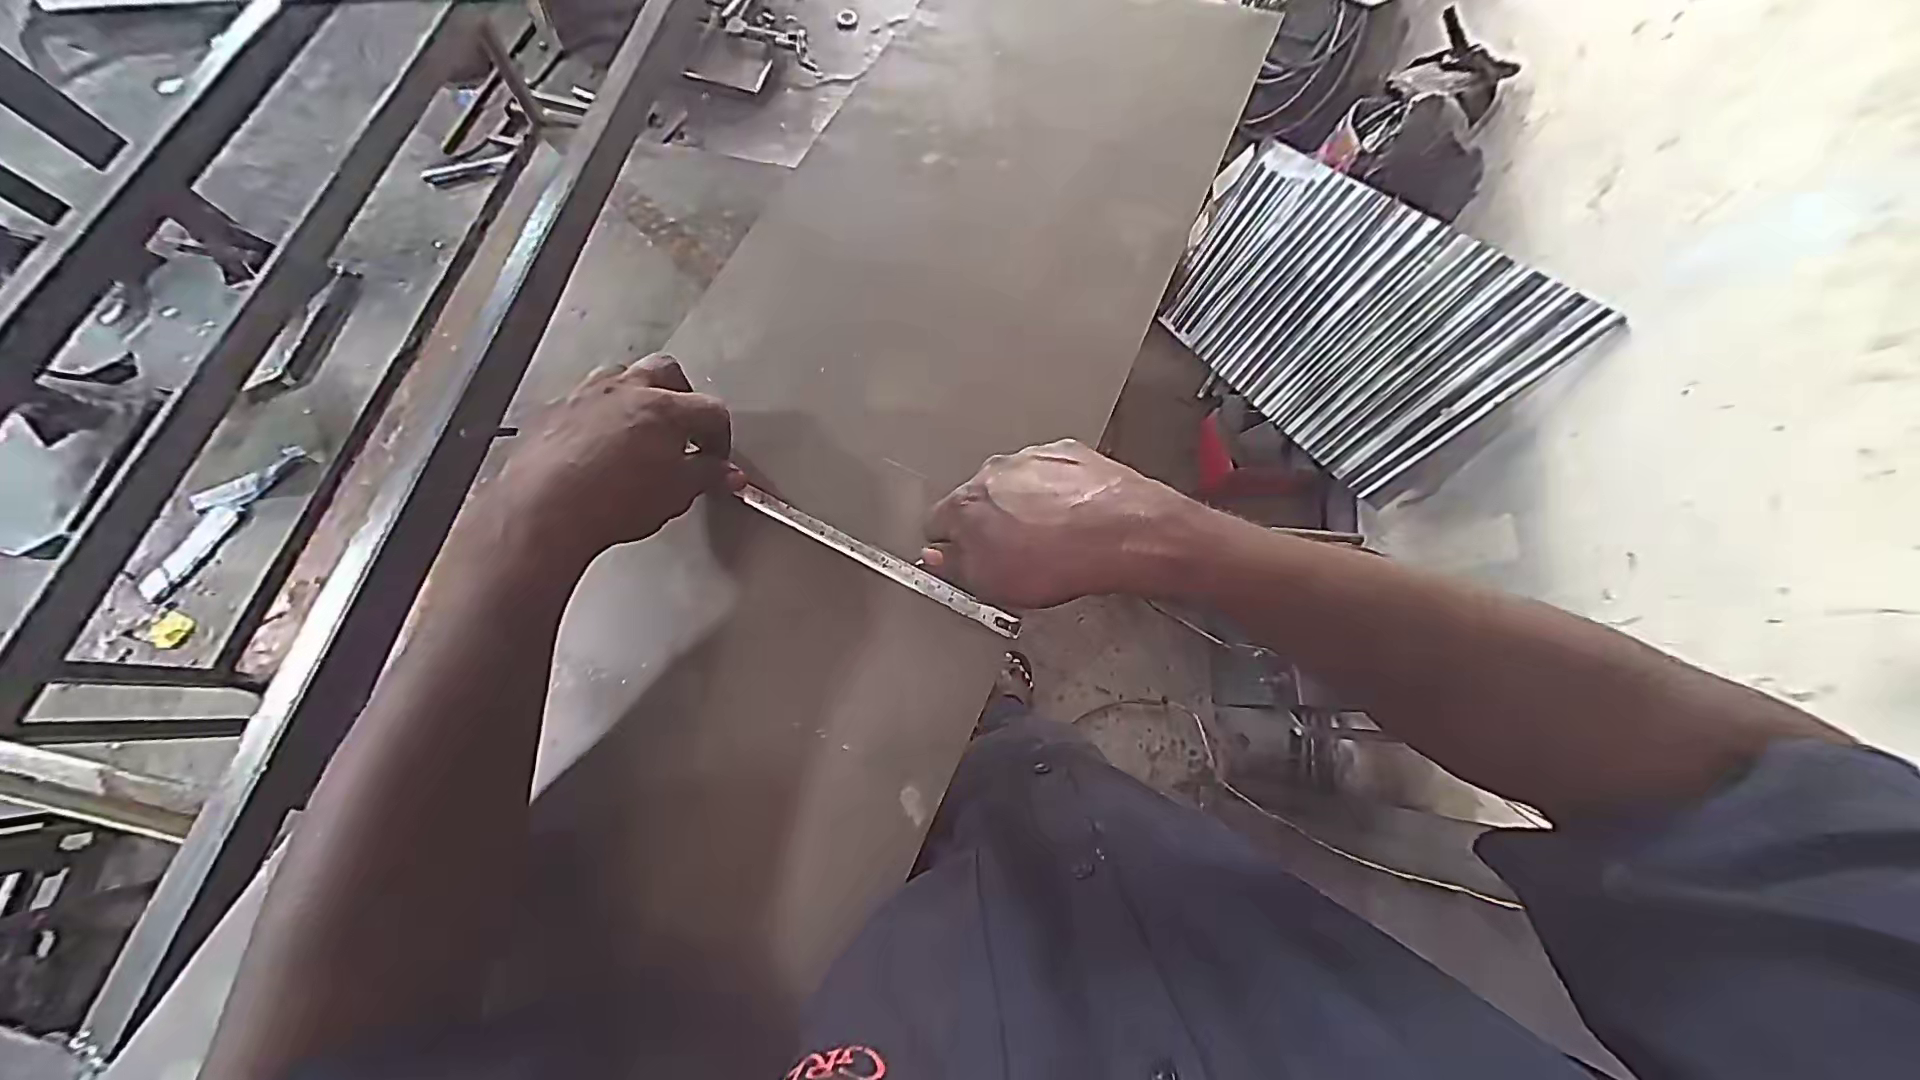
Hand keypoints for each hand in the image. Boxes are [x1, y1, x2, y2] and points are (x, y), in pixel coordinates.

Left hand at [484, 355, 742, 568]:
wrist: (545, 510)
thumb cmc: (609, 499)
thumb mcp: (677, 492)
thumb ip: (708, 476)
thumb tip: (725, 474)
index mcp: (665, 407)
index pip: (711, 410)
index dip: (720, 436)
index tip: (716, 458)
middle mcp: (625, 391)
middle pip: (667, 372)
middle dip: (682, 397)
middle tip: (685, 430)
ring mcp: (586, 397)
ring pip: (623, 378)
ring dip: (639, 398)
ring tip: (644, 433)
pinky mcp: (554, 412)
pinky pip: (587, 402)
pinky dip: (603, 417)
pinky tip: (605, 448)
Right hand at [921, 439, 1204, 607]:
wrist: (1124, 533)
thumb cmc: (1062, 559)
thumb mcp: (992, 584)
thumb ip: (955, 568)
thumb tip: (937, 559)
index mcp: (966, 504)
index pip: (936, 522)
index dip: (950, 545)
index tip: (965, 558)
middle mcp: (993, 472)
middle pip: (977, 499)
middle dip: (989, 523)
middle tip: (1013, 553)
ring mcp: (1031, 459)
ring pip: (1014, 484)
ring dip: (1023, 506)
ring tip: (1050, 539)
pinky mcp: (1067, 454)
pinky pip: (1050, 474)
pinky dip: (1055, 493)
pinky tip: (1072, 518)